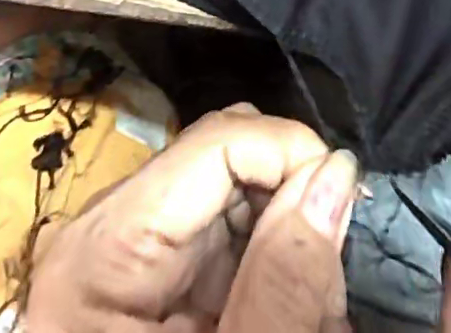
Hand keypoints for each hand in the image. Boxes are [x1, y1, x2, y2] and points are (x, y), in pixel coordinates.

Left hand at [24, 103, 360, 331]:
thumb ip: (283, 283)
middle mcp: (113, 225)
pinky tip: (291, 308)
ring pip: (236, 186)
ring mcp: (135, 244)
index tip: (345, 204)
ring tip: (315, 304)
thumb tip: (337, 173)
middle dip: (293, 194)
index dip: (290, 153)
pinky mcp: (157, 269)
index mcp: (105, 246)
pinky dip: (273, 258)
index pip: (217, 142)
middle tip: (333, 268)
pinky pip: (229, 229)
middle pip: (226, 155)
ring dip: (290, 228)